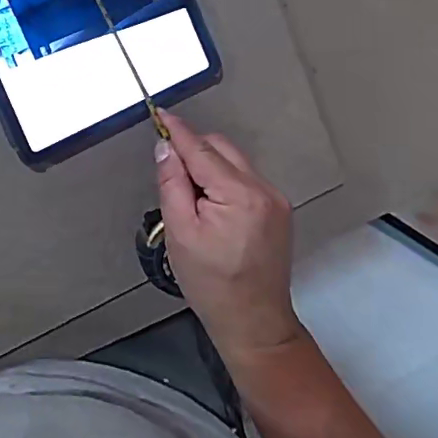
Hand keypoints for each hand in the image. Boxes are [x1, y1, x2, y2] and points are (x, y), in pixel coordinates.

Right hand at [154, 113, 305, 363]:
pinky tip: (209, 205)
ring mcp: (275, 200)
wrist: (254, 323)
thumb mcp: (179, 232)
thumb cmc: (212, 284)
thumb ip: (172, 183)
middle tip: (168, 171)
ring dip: (208, 165)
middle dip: (192, 150)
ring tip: (190, 198)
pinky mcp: (277, 210)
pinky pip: (244, 178)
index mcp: (239, 196)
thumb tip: (166, 149)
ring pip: (233, 161)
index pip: (201, 150)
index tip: (160, 114)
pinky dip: (222, 179)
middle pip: (220, 148)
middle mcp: (264, 191)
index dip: (177, 131)